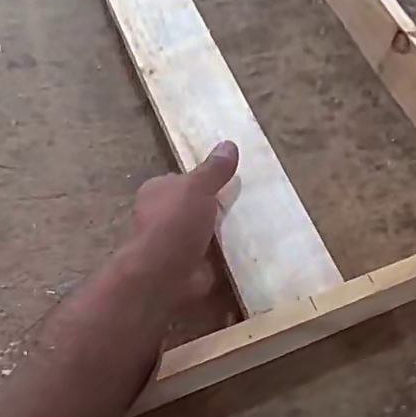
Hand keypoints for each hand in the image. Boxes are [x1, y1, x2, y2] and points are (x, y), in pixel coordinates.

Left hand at [122, 141, 238, 303]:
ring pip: (208, 229)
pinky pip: (215, 253)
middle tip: (250, 200)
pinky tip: (250, 246)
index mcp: (158, 191)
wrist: (164, 273)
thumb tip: (229, 143)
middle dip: (219, 206)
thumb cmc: (174, 222)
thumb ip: (214, 169)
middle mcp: (163, 215)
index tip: (233, 179)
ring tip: (257, 222)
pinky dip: (229, 251)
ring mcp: (176, 241)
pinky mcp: (190, 263)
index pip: (184, 180)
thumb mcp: (197, 187)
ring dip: (226, 230)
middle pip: (198, 205)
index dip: (207, 179)